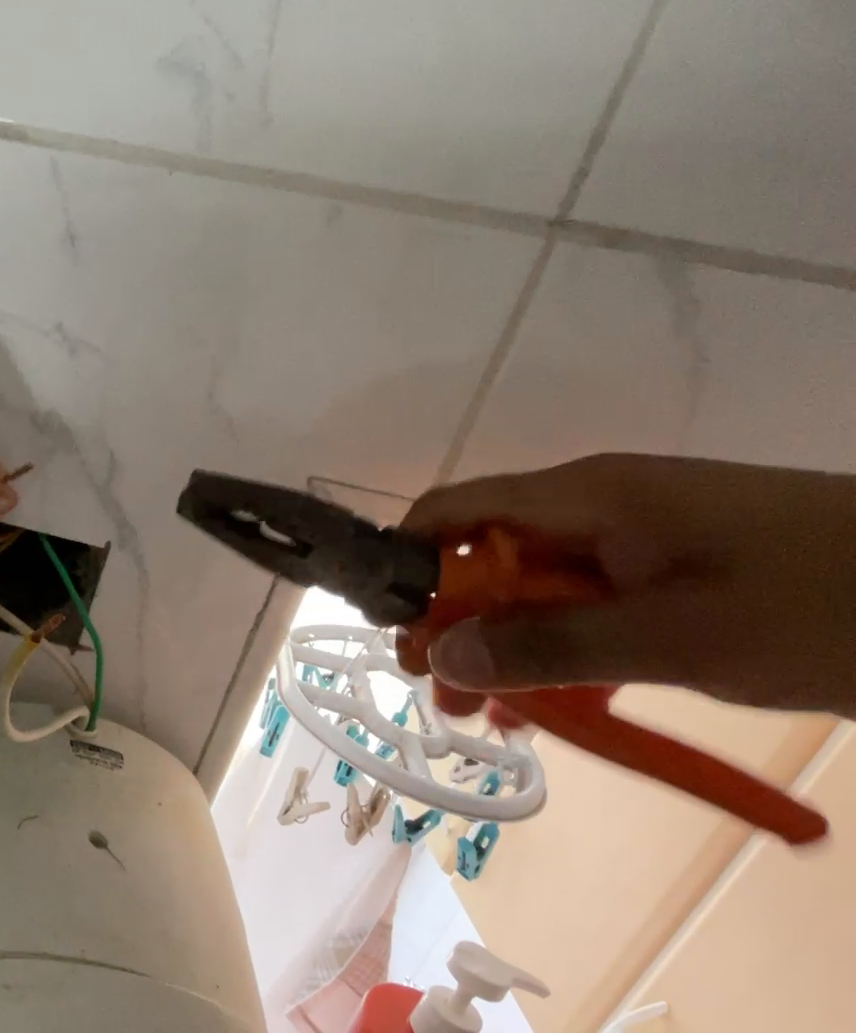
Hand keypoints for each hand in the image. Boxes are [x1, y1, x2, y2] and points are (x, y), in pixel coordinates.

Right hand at [403, 453, 855, 717]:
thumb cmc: (827, 605)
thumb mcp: (679, 638)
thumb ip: (549, 646)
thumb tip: (441, 659)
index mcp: (584, 497)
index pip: (451, 513)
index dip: (411, 569)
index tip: (404, 639)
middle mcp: (595, 507)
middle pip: (488, 558)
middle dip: (460, 629)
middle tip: (453, 703)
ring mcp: (638, 539)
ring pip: (537, 591)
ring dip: (513, 651)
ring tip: (506, 720)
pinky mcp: (674, 571)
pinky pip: (590, 607)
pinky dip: (568, 653)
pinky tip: (572, 705)